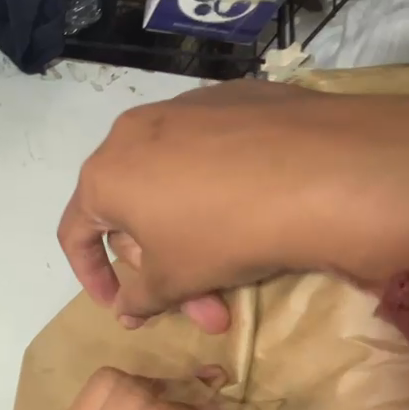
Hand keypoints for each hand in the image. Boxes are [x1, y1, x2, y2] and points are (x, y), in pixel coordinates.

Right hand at [58, 80, 408, 332]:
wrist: (333, 173)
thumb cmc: (225, 232)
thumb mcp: (174, 280)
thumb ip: (139, 298)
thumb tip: (126, 311)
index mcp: (103, 174)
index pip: (75, 233)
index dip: (90, 276)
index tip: (117, 304)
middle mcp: (133, 132)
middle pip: (132, 211)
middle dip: (161, 267)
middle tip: (197, 307)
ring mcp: (188, 109)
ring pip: (172, 185)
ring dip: (192, 238)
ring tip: (232, 281)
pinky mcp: (238, 98)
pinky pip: (211, 155)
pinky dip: (220, 193)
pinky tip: (255, 217)